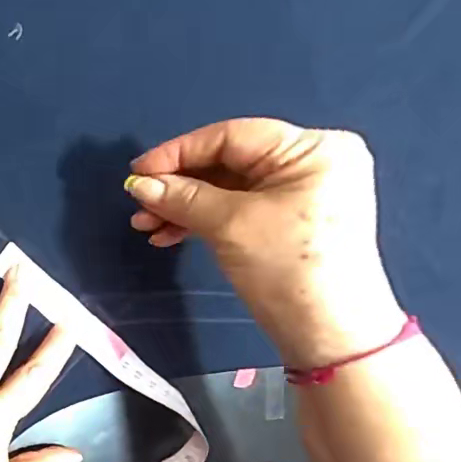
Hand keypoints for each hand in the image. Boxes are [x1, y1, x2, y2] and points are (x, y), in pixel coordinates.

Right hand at [124, 118, 407, 368]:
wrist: (324, 325)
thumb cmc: (287, 265)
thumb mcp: (230, 225)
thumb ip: (183, 198)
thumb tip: (139, 185)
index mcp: (312, 150)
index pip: (232, 136)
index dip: (178, 152)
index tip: (136, 174)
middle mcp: (309, 163)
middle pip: (226, 162)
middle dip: (177, 185)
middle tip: (138, 206)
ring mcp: (298, 192)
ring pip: (224, 188)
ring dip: (180, 205)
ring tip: (146, 227)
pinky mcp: (283, 220)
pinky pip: (232, 209)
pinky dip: (198, 220)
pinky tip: (168, 235)